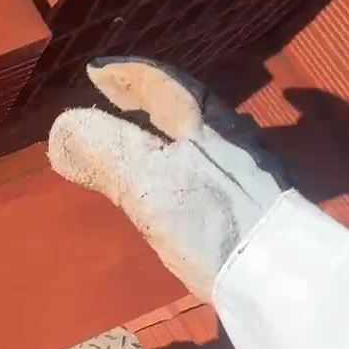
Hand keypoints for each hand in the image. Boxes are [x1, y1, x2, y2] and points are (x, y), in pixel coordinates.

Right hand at [48, 57, 286, 298]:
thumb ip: (102, 150)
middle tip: (113, 98)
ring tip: (139, 134)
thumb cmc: (211, 221)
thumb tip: (63, 129)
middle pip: (182, 103)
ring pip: (198, 132)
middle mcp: (228, 134)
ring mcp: (247, 167)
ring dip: (164, 127)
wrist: (285, 277)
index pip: (158, 82)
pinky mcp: (253, 201)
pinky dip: (180, 156)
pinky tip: (178, 178)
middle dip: (145, 97)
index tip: (95, 72)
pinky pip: (208, 160)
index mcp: (202, 121)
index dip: (123, 74)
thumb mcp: (146, 183)